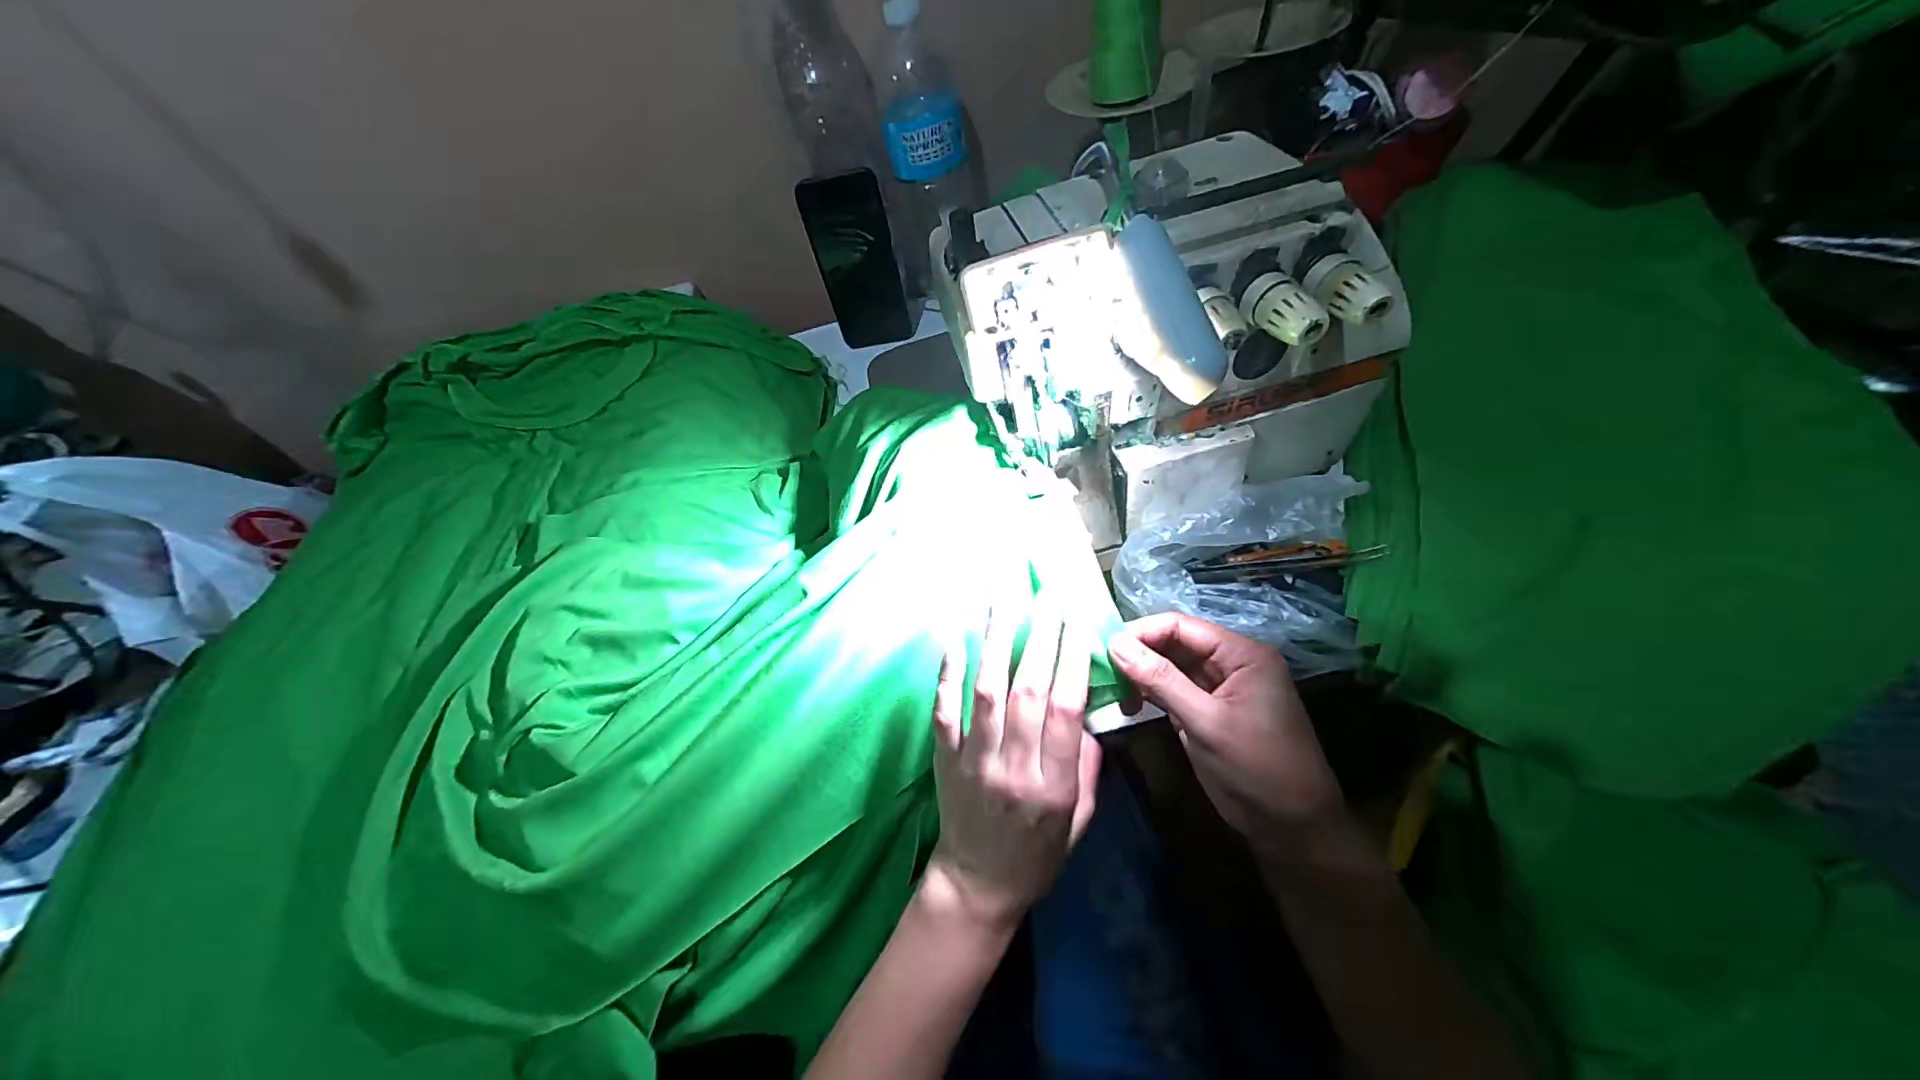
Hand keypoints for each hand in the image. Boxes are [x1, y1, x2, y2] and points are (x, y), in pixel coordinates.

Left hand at [926, 606, 1102, 932]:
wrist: (977, 885)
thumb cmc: (1037, 854)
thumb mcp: (1079, 819)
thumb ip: (1085, 765)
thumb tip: (1084, 710)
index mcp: (1053, 786)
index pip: (1064, 709)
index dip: (1072, 659)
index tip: (1077, 621)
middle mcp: (1013, 768)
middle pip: (1027, 691)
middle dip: (1040, 637)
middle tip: (1047, 596)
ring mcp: (973, 762)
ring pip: (985, 692)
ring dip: (996, 642)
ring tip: (1003, 601)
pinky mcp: (944, 759)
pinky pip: (944, 710)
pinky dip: (948, 673)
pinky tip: (956, 639)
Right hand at [1107, 613, 1345, 857]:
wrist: (1292, 828)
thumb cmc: (1257, 769)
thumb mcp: (1205, 722)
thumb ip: (1160, 680)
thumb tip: (1115, 643)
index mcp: (1241, 654)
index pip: (1181, 626)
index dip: (1140, 632)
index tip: (1102, 649)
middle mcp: (1230, 662)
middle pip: (1173, 643)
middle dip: (1137, 653)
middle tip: (1100, 671)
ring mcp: (1218, 687)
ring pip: (1169, 666)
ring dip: (1140, 675)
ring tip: (1111, 690)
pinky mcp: (1206, 710)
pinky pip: (1172, 690)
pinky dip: (1149, 694)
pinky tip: (1127, 704)